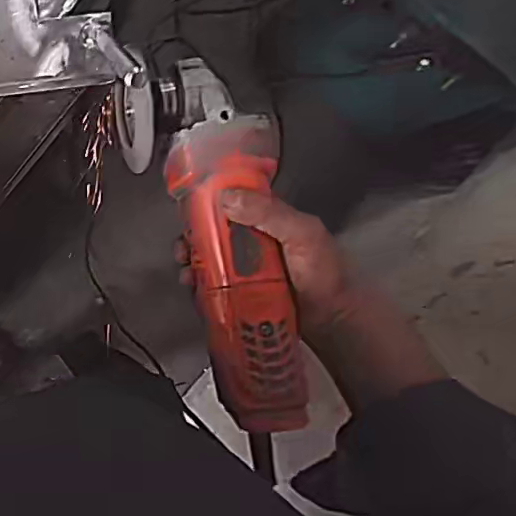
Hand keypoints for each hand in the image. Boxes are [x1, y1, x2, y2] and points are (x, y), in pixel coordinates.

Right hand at [176, 189, 446, 410]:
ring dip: (188, 263)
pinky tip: (192, 288)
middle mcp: (247, 242)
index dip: (203, 206)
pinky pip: (208, 285)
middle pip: (208, 234)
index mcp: (263, 220)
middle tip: (182, 250)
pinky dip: (195, 285)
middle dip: (189, 239)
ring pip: (203, 260)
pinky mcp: (235, 292)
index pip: (227, 205)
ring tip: (186, 272)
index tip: (187, 212)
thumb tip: (225, 197)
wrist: (333, 318)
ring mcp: (240, 268)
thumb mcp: (301, 232)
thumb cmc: (323, 270)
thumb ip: (268, 213)